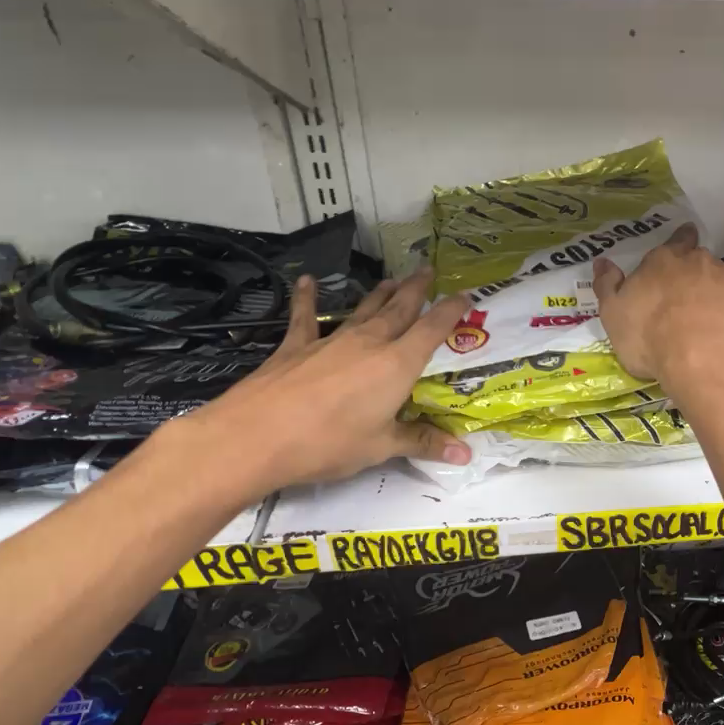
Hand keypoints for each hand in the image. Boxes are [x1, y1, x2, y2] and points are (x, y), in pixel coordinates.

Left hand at [167, 268, 470, 495]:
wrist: (258, 436)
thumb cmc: (330, 443)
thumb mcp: (382, 447)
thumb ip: (423, 442)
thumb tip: (465, 453)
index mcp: (397, 365)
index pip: (432, 330)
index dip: (451, 311)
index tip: (466, 296)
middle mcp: (368, 343)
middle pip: (398, 310)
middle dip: (416, 290)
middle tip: (428, 271)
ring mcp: (331, 342)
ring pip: (363, 310)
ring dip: (380, 294)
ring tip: (392, 279)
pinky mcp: (296, 347)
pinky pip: (305, 317)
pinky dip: (307, 299)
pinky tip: (305, 282)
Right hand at [591, 225, 723, 394]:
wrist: (703, 360)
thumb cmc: (651, 339)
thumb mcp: (613, 316)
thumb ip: (608, 286)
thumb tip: (601, 261)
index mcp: (665, 262)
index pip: (676, 240)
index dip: (681, 242)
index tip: (685, 247)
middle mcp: (702, 261)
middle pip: (702, 263)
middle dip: (700, 279)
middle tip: (695, 308)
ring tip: (720, 327)